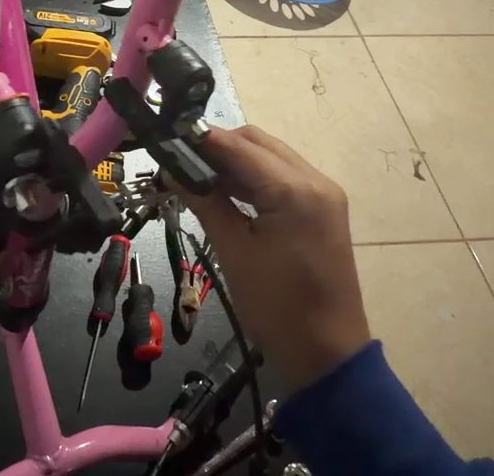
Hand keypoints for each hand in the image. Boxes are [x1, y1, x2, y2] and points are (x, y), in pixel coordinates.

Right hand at [178, 126, 371, 392]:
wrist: (327, 355)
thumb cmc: (277, 308)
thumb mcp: (233, 252)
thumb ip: (205, 201)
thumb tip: (172, 169)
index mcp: (295, 191)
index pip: (239, 147)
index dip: (200, 139)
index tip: (165, 138)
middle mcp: (315, 180)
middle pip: (257, 142)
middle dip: (217, 146)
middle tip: (179, 162)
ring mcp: (323, 193)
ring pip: (270, 155)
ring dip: (235, 159)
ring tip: (196, 176)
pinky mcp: (323, 207)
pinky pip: (282, 175)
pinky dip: (254, 175)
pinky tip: (226, 190)